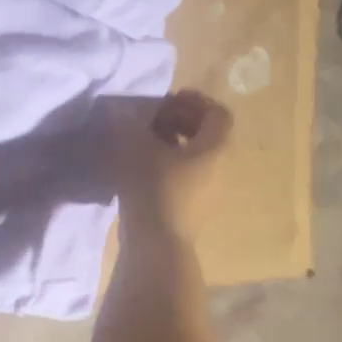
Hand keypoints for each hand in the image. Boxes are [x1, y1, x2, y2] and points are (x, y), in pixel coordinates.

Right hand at [103, 90, 231, 242]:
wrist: (157, 242)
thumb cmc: (153, 189)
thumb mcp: (137, 150)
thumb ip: (131, 126)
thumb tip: (121, 110)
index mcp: (215, 147)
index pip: (217, 113)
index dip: (195, 102)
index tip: (169, 99)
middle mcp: (220, 165)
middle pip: (207, 134)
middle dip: (182, 122)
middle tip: (153, 119)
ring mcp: (208, 188)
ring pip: (195, 155)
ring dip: (173, 144)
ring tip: (144, 144)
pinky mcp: (192, 206)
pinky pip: (186, 174)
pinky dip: (169, 164)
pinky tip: (144, 170)